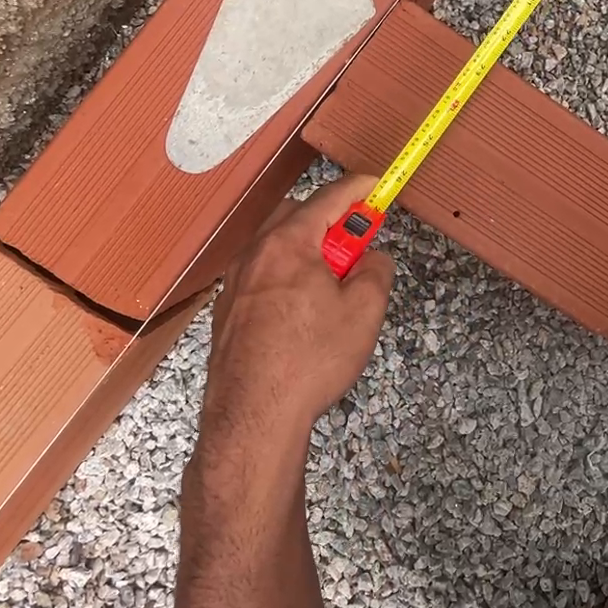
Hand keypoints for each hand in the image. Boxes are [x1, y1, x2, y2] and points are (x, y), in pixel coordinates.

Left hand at [198, 175, 395, 449]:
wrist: (253, 420)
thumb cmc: (310, 361)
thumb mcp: (365, 310)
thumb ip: (376, 269)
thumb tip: (372, 257)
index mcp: (288, 243)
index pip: (331, 197)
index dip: (362, 189)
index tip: (381, 187)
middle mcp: (255, 254)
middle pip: (296, 214)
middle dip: (330, 219)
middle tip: (357, 246)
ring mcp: (235, 284)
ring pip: (276, 245)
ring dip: (308, 250)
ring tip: (333, 287)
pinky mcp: (227, 313)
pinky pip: (263, 274)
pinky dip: (288, 275)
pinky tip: (304, 313)